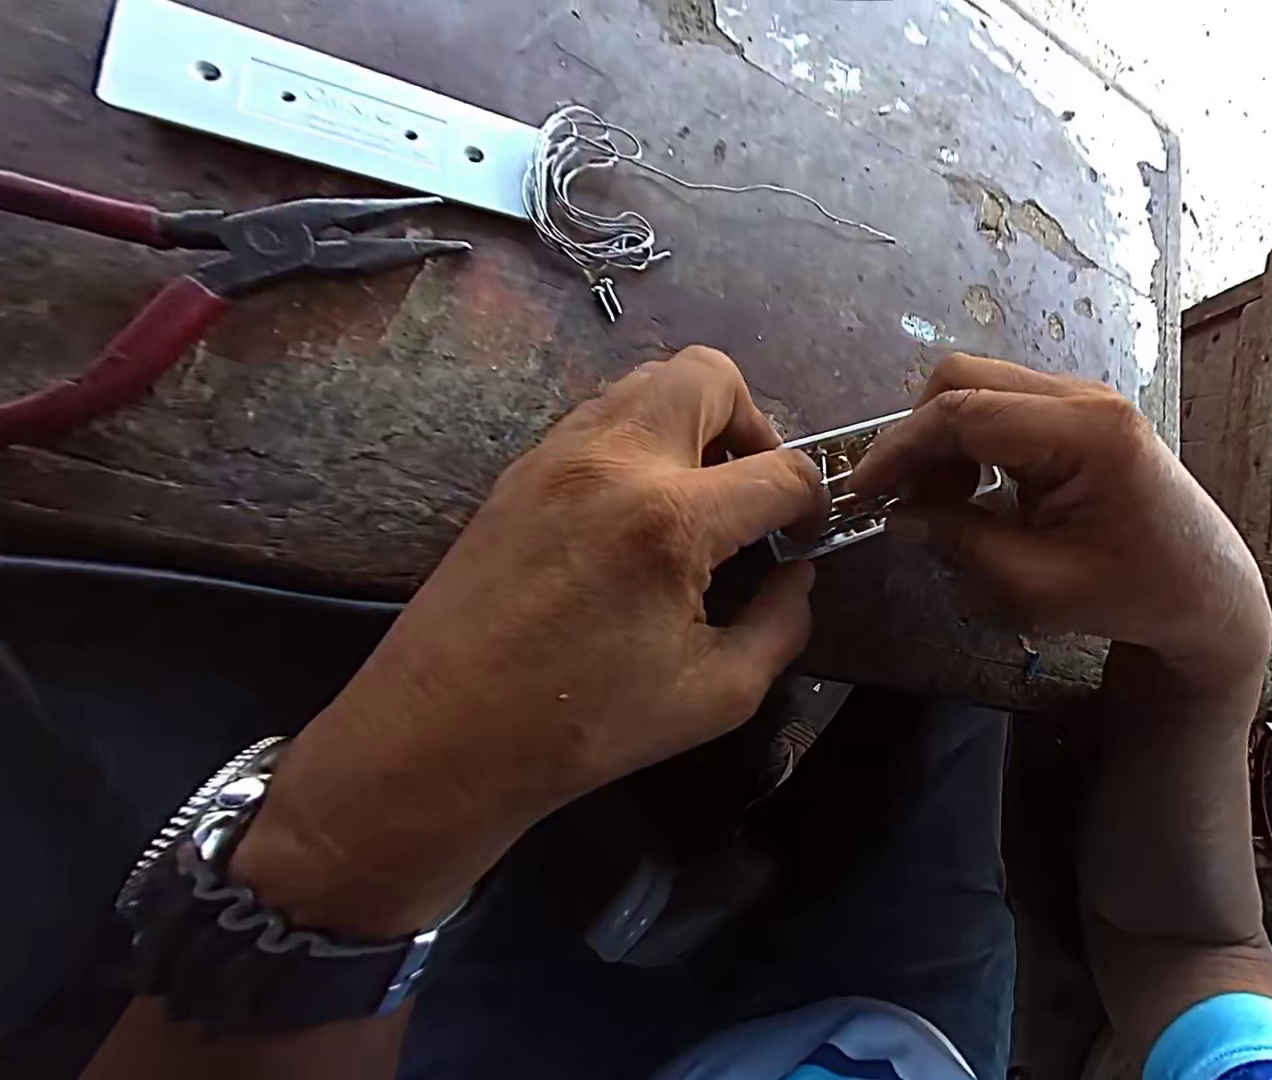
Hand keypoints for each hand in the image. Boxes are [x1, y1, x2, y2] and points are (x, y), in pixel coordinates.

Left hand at [231, 346, 827, 935]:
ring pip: (652, 379)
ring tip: (706, 492)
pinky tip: (649, 504)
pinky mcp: (524, 468)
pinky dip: (650, 437)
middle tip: (755, 489)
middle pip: (710, 375)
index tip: (806, 533)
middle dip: (757, 424)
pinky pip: (608, 412)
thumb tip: (798, 570)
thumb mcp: (723, 691)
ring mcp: (559, 454)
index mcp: (672, 521)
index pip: (783, 471)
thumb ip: (785, 619)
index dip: (814, 499)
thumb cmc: (588, 727)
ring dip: (701, 423)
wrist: (435, 743)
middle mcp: (615, 461)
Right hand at [850, 354, 1269, 692]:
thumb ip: (962, 542)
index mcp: (1086, 432)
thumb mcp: (1039, 585)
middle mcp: (1085, 396)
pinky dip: (971, 443)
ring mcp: (1085, 399)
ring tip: (939, 501)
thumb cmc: (1138, 594)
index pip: (964, 411)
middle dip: (918, 436)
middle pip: (965, 378)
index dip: (901, 447)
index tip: (864, 488)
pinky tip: (974, 488)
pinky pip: (1004, 407)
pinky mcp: (1081, 415)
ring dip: (942, 439)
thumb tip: (899, 515)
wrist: (1207, 589)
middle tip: (905, 497)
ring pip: (980, 387)